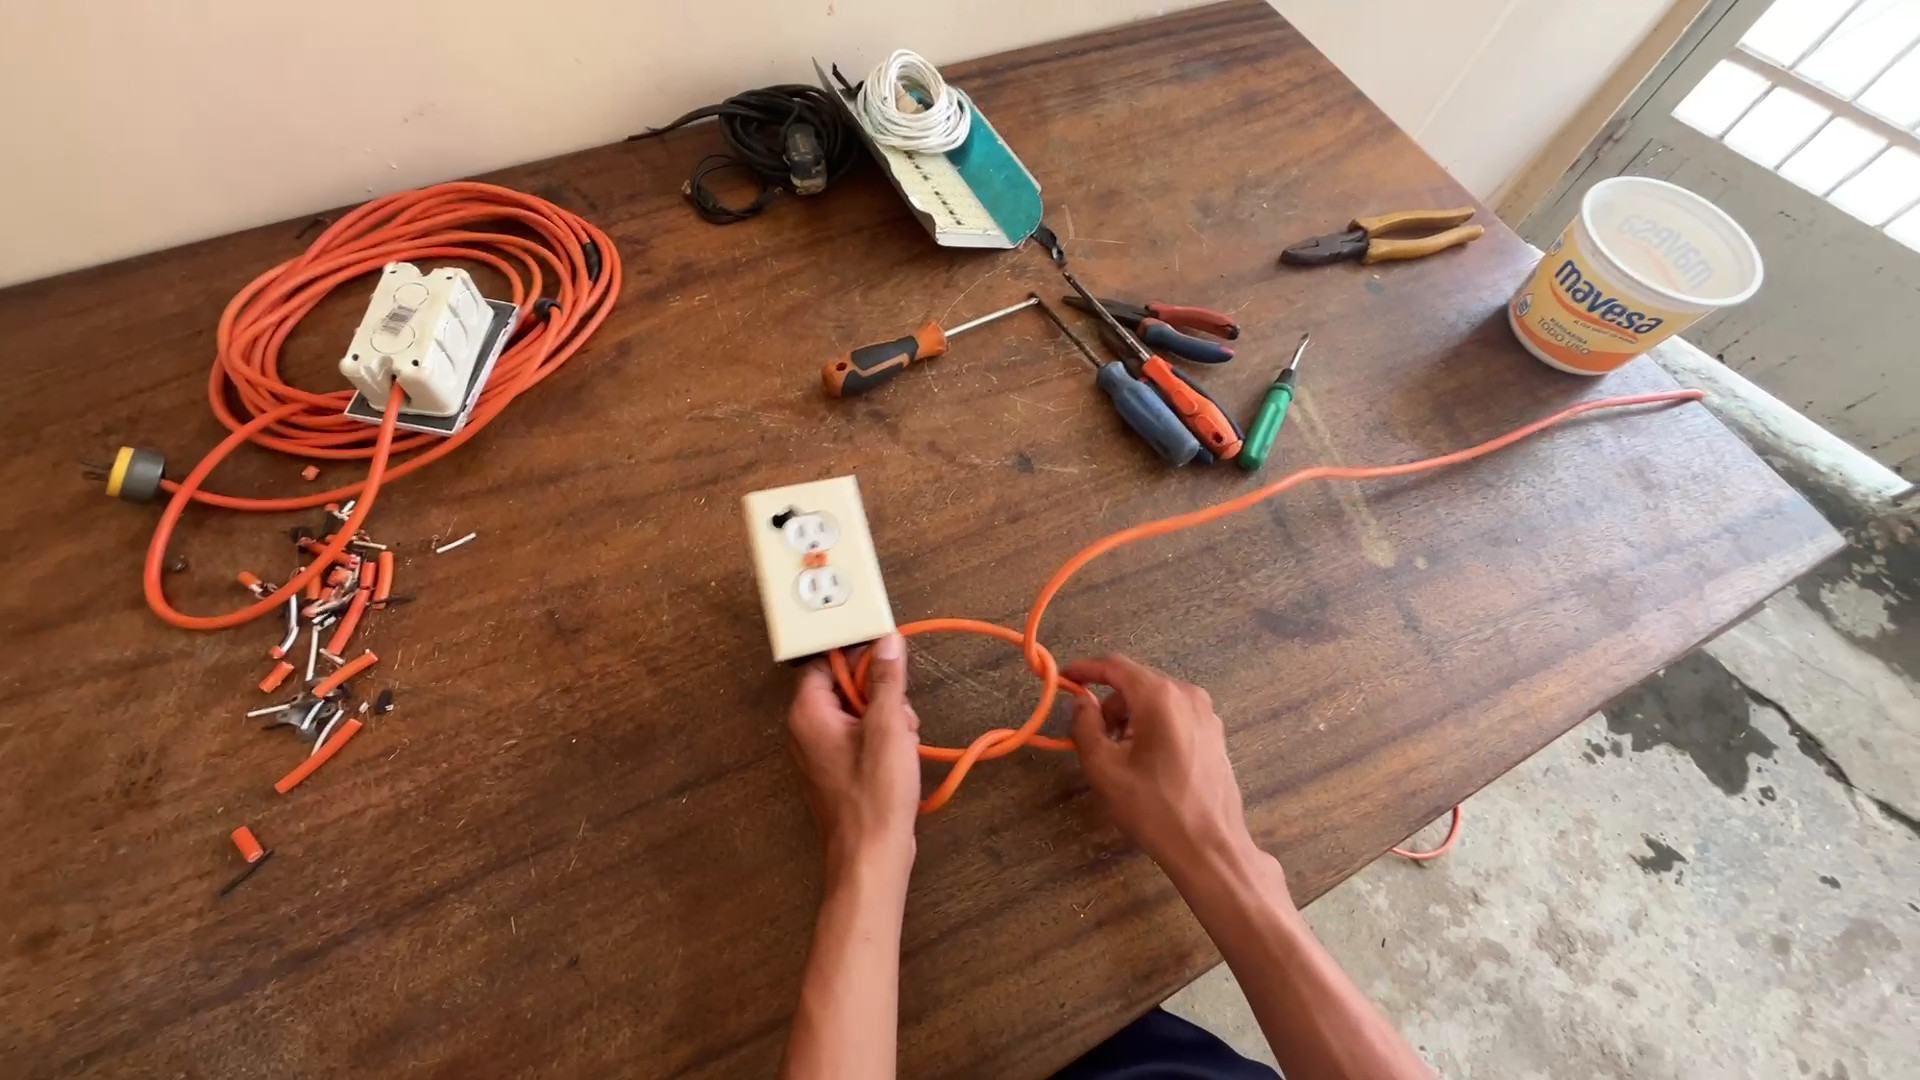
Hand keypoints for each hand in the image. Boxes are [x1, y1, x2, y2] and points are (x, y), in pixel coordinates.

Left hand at [787, 633, 920, 874]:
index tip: (886, 655)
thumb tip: (887, 641)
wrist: (871, 856)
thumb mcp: (887, 726)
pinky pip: (858, 734)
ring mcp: (820, 751)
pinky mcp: (837, 769)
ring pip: (856, 710)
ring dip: (886, 714)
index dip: (856, 654)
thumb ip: (886, 679)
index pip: (824, 662)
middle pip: (843, 685)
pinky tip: (901, 752)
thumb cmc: (875, 794)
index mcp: (808, 713)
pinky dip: (881, 736)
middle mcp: (806, 730)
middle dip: (879, 691)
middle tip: (900, 711)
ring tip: (904, 736)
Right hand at [1065, 654, 1258, 875]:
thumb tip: (1082, 701)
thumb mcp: (1103, 767)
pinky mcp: (1214, 733)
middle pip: (1135, 682)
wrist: (1209, 848)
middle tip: (1093, 737)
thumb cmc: (1153, 807)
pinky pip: (1173, 715)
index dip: (1085, 668)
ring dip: (1130, 717)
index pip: (1115, 665)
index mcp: (1160, 696)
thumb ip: (1084, 725)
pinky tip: (1147, 762)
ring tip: (1121, 756)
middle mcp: (1187, 694)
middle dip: (1109, 704)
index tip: (1064, 678)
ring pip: (1154, 700)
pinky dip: (1151, 726)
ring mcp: (1206, 713)